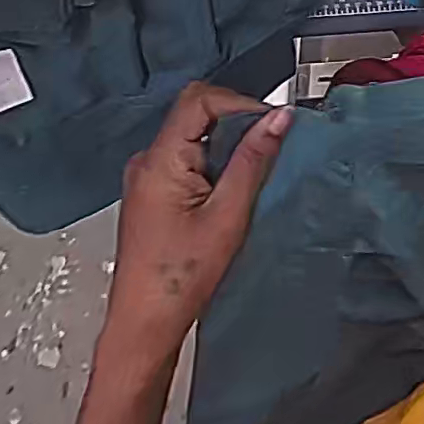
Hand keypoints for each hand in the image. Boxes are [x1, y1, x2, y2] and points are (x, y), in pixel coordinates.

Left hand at [102, 81, 292, 366]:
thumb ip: (253, 159)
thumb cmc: (181, 277)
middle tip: (268, 148)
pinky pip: (189, 156)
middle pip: (197, 112)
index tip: (270, 123)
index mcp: (160, 160)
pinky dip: (217, 161)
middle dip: (238, 123)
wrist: (145, 323)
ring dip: (228, 144)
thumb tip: (278, 118)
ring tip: (251, 173)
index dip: (239, 103)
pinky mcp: (154, 189)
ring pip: (196, 134)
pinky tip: (232, 189)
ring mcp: (148, 174)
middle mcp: (148, 160)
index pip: (199, 100)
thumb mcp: (228, 214)